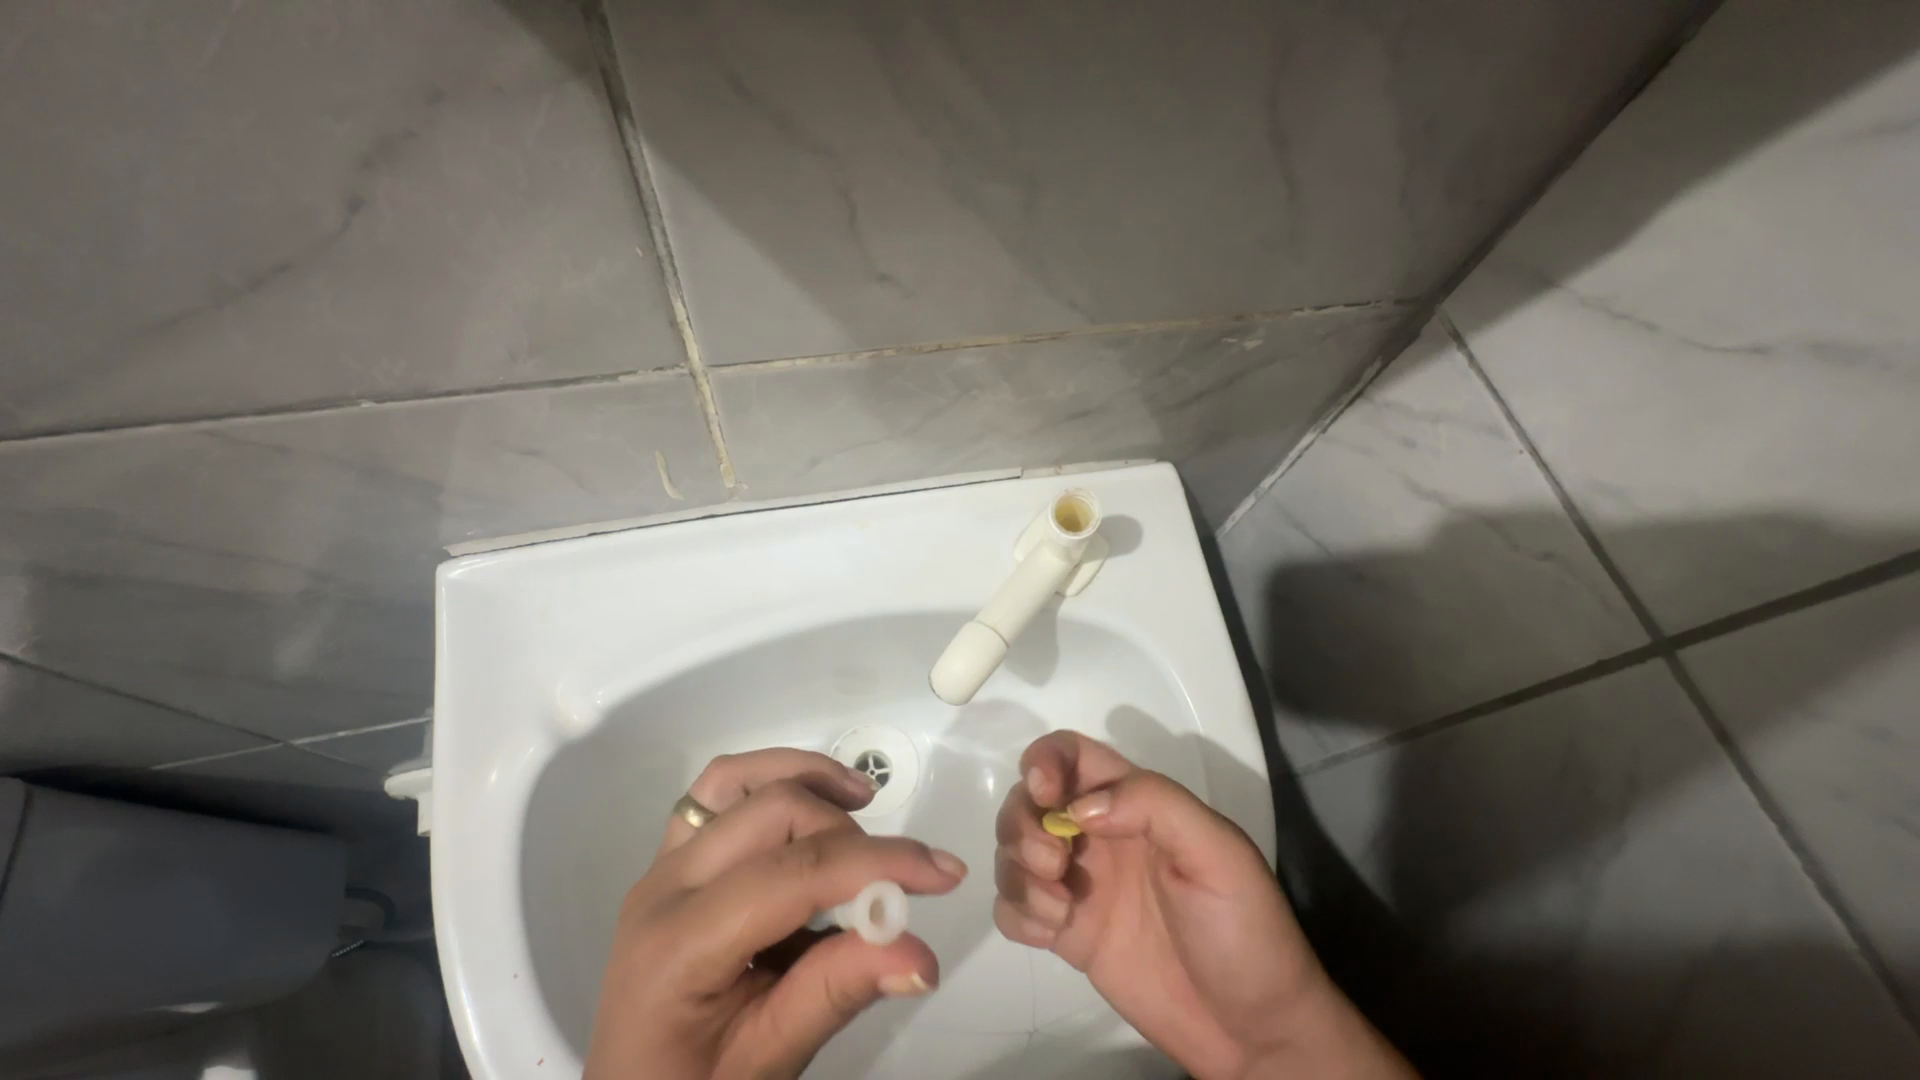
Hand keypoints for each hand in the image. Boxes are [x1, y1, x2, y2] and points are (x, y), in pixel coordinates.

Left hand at [586, 749, 968, 1079]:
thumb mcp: (769, 1059)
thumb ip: (839, 992)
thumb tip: (922, 953)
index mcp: (679, 945)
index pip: (794, 874)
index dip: (876, 863)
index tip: (944, 873)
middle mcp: (664, 886)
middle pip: (772, 812)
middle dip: (852, 834)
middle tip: (901, 880)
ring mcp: (663, 865)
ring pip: (738, 778)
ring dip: (808, 778)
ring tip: (865, 802)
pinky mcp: (672, 858)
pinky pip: (720, 791)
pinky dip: (775, 779)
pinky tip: (815, 805)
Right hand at [994, 732, 1413, 1079]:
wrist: (1252, 1032)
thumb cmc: (1244, 929)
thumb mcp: (1217, 852)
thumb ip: (1153, 805)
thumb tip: (1078, 807)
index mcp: (1136, 804)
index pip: (1073, 756)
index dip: (1045, 760)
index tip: (1045, 795)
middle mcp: (1100, 837)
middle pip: (1029, 802)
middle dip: (1024, 825)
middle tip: (1055, 864)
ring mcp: (1080, 885)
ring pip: (1013, 852)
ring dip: (1019, 872)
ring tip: (1060, 909)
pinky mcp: (1067, 933)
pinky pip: (1012, 907)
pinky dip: (1017, 912)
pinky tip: (1052, 933)